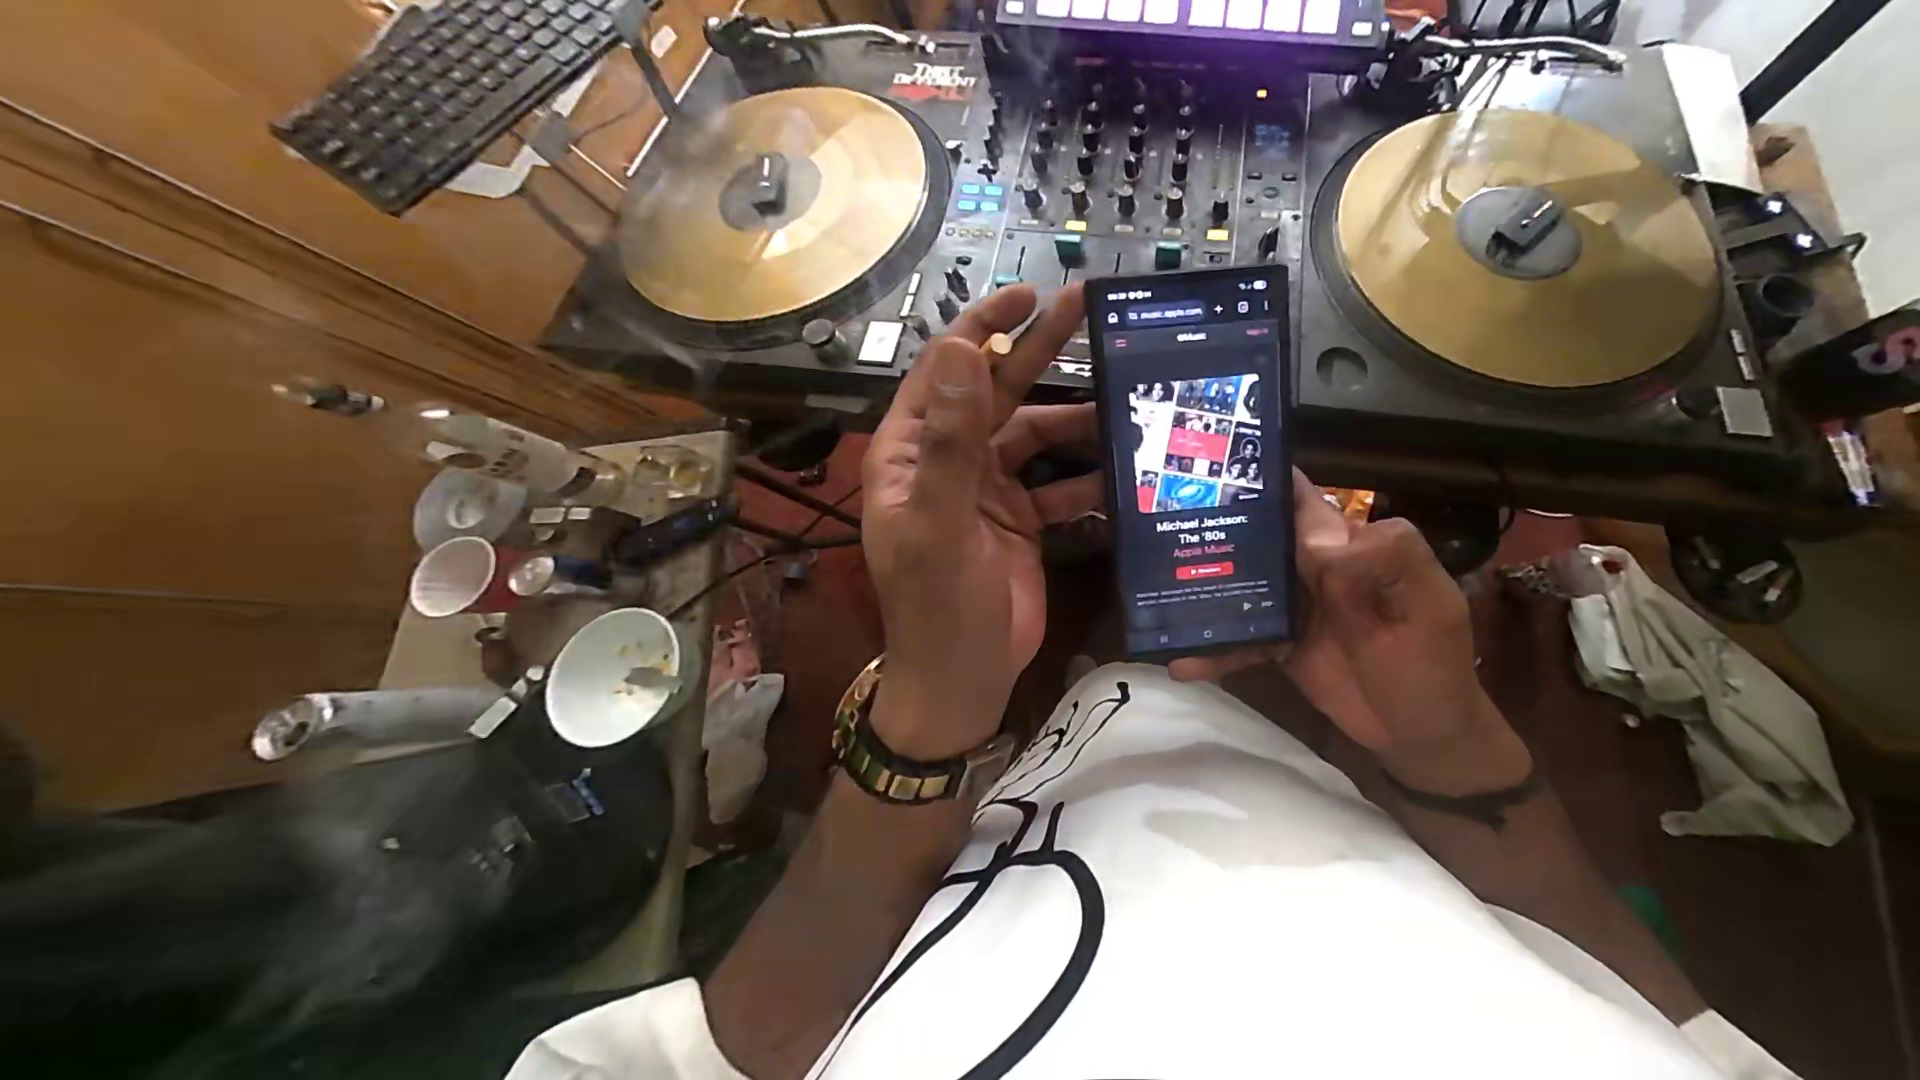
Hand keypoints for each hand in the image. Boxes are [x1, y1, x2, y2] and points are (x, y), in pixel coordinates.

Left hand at [861, 285, 1101, 759]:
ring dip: (1076, 416)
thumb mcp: (939, 523)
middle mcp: (947, 462)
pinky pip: (1059, 482)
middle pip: (995, 391)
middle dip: (1037, 350)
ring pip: (1033, 434)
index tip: (1028, 295)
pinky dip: (1089, 472)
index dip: (983, 328)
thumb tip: (960, 348)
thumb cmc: (938, 606)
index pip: (944, 371)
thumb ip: (948, 440)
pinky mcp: (1021, 520)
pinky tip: (1127, 463)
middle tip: (1084, 306)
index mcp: (911, 452)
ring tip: (1129, 396)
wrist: (962, 679)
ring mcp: (987, 491)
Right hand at [1170, 469, 1529, 792]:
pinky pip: (1236, 638)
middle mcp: (1309, 569)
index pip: (1299, 502)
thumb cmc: (1432, 666)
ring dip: (1198, 590)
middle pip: (1253, 540)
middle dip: (1207, 531)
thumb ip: (1386, 562)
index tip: (1203, 472)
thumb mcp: (1428, 609)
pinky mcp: (1275, 642)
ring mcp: (1288, 607)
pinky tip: (1182, 663)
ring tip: (1151, 595)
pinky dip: (1211, 650)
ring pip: (1235, 586)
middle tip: (1150, 530)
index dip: (1258, 481)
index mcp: (1344, 547)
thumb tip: (1314, 539)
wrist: (1422, 734)